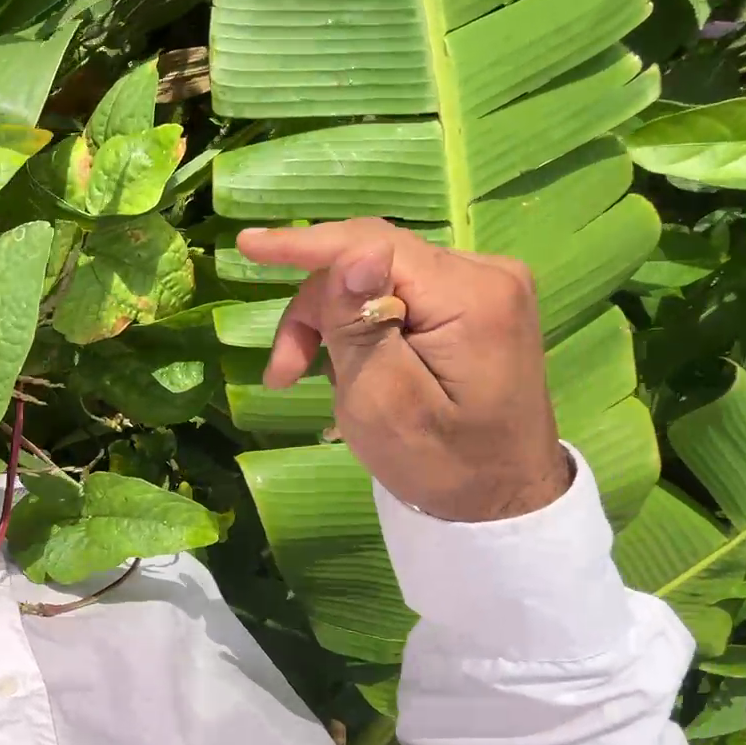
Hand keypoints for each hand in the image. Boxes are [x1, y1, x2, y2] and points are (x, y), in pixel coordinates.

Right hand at [236, 217, 571, 522]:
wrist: (500, 500)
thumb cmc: (437, 460)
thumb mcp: (382, 399)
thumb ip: (362, 324)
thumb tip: (354, 253)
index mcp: (469, 295)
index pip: (372, 245)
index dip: (303, 244)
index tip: (245, 245)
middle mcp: (483, 274)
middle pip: (368, 263)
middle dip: (312, 312)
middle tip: (280, 373)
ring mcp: (482, 289)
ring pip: (374, 280)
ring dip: (326, 325)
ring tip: (302, 378)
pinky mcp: (473, 308)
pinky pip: (394, 296)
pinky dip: (354, 329)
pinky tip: (347, 368)